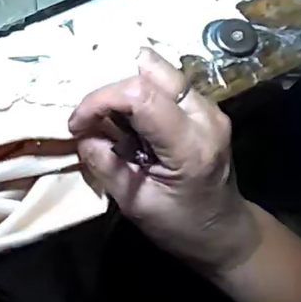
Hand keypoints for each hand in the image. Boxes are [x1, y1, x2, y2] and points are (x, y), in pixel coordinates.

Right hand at [69, 49, 260, 276]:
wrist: (224, 232)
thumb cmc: (181, 226)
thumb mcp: (134, 204)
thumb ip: (105, 165)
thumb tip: (82, 134)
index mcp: (190, 146)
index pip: (140, 96)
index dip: (100, 100)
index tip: (77, 124)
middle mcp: (205, 116)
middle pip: (152, 69)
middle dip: (113, 88)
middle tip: (93, 118)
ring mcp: (209, 108)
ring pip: (159, 70)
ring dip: (127, 89)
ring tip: (110, 119)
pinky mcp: (205, 107)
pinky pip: (167, 83)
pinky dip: (140, 94)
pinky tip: (131, 122)